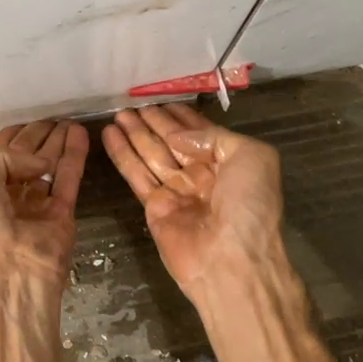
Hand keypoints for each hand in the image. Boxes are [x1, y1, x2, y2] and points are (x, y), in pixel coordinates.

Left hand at [0, 119, 89, 287]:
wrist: (8, 270)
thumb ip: (5, 154)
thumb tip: (40, 162)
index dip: (13, 134)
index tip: (28, 118)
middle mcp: (5, 193)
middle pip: (25, 155)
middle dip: (38, 135)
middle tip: (54, 115)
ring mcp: (35, 204)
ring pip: (48, 164)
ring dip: (58, 141)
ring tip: (70, 118)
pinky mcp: (61, 213)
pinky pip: (68, 177)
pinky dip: (74, 154)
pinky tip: (79, 132)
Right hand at [102, 104, 285, 309]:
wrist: (233, 261)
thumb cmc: (249, 204)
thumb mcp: (252, 156)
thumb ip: (214, 136)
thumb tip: (178, 136)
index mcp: (229, 164)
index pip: (200, 133)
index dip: (181, 117)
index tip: (160, 100)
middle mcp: (203, 176)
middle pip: (172, 142)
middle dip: (153, 123)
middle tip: (131, 105)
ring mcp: (177, 192)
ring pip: (151, 155)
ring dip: (134, 134)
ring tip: (118, 114)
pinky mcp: (154, 207)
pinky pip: (136, 175)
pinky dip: (122, 154)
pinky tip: (110, 134)